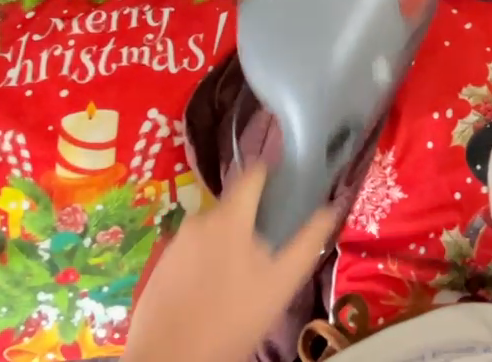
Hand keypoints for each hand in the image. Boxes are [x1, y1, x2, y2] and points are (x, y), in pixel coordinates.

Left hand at [122, 165, 336, 361]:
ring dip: (226, 243)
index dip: (271, 172)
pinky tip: (211, 292)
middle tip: (266, 250)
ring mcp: (175, 243)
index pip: (253, 174)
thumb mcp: (282, 284)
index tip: (285, 182)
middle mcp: (200, 219)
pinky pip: (190, 252)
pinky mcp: (159, 267)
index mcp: (231, 216)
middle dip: (250, 221)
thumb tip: (332, 207)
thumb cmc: (232, 320)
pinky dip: (203, 262)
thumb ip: (308, 241)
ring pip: (211, 231)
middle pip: (233, 207)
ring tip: (239, 277)